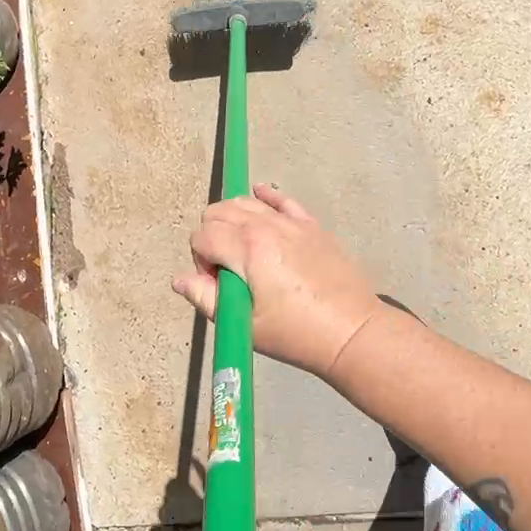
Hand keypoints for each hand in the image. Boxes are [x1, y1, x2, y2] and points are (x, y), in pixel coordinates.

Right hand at [173, 184, 385, 377]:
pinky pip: (281, 198)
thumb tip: (179, 279)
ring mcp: (290, 221)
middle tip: (228, 270)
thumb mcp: (243, 323)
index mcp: (245, 248)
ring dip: (233, 219)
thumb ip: (206, 298)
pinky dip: (265, 196)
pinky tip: (260, 200)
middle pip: (218, 211)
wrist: (350, 331)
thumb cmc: (294, 333)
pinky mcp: (310, 224)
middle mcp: (264, 225)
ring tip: (242, 250)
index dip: (201, 262)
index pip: (202, 236)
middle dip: (212, 237)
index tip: (218, 285)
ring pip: (244, 200)